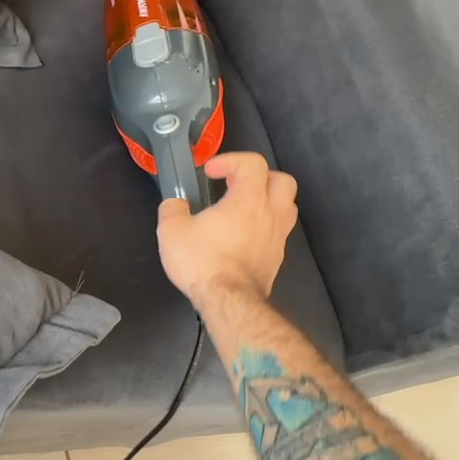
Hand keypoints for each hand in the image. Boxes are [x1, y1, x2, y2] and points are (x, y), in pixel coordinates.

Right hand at [156, 152, 297, 307]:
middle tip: (234, 184)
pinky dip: (264, 223)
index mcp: (247, 200)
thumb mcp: (171, 231)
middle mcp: (270, 213)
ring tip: (242, 207)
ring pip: (286, 204)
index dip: (230, 160)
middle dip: (258, 176)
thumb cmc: (201, 260)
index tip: (209, 171)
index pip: (252, 163)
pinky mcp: (276, 256)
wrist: (228, 299)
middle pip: (282, 180)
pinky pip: (278, 229)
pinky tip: (243, 234)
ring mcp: (277, 235)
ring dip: (267, 199)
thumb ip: (172, 209)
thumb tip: (175, 203)